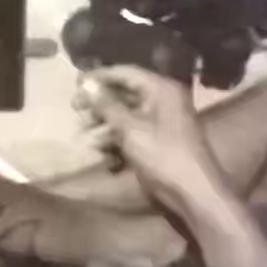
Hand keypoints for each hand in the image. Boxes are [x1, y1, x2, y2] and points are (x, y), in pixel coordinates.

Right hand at [76, 66, 230, 216]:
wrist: (193, 194)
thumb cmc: (163, 157)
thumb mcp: (131, 129)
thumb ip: (107, 105)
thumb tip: (86, 83)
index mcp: (162, 90)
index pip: (125, 73)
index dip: (98, 77)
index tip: (74, 85)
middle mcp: (163, 100)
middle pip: (125, 93)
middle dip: (99, 103)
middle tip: (75, 111)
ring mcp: (162, 122)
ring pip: (126, 115)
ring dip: (104, 123)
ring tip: (84, 134)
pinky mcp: (158, 141)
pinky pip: (133, 132)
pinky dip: (116, 139)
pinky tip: (101, 152)